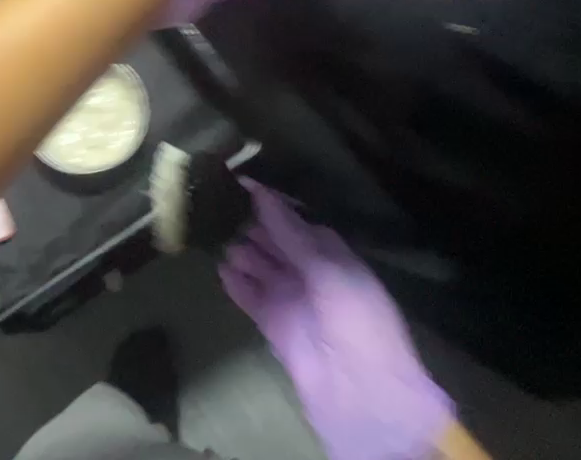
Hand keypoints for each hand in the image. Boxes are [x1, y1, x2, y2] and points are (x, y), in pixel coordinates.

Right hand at [220, 181, 452, 459]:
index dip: (273, 205)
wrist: (363, 396)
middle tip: (220, 207)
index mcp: (335, 259)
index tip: (241, 184)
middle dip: (253, 226)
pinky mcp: (274, 326)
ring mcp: (292, 301)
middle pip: (277, 244)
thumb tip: (261, 193)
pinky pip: (250, 297)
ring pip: (261, 268)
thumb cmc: (355, 321)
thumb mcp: (329, 269)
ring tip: (217, 236)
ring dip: (242, 253)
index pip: (299, 223)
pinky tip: (219, 269)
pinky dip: (235, 284)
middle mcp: (313, 277)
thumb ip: (292, 233)